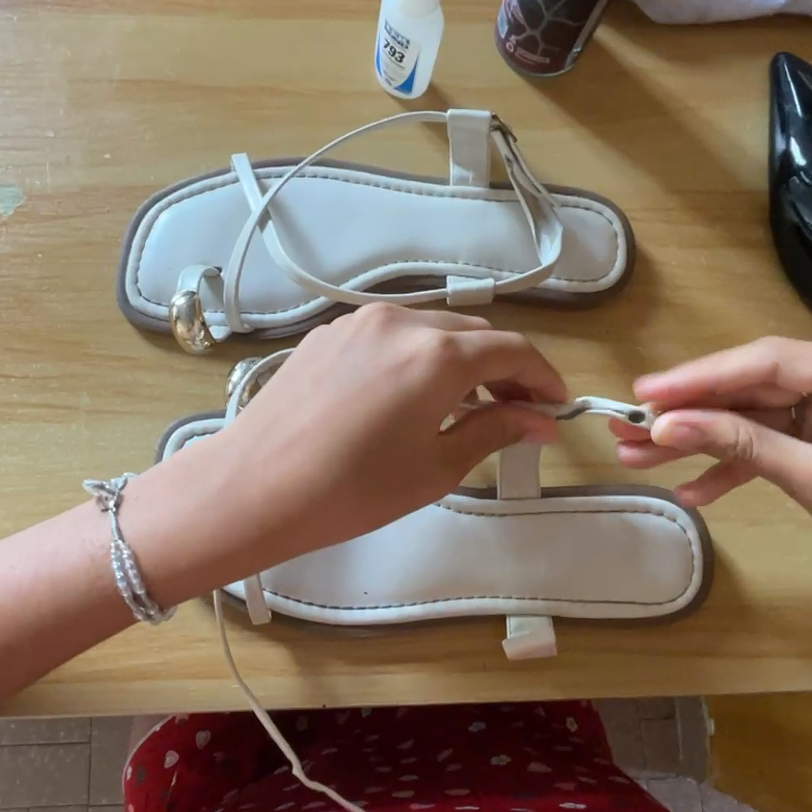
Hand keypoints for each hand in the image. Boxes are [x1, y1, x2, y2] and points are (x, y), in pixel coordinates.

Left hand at [167, 305, 565, 568]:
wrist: (254, 486)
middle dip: (504, 370)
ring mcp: (357, 322)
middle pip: (473, 334)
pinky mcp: (326, 334)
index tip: (556, 407)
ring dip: (459, 361)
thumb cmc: (352, 490)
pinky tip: (409, 395)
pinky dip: (415, 357)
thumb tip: (542, 421)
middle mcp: (400, 320)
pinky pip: (388, 335)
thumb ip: (495, 431)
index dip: (544, 378)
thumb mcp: (435, 467)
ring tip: (465, 406)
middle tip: (517, 412)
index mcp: (437, 354)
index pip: (513, 350)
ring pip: (430, 330)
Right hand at [614, 337, 811, 603]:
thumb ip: (742, 445)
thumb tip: (665, 425)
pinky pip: (775, 439)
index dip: (701, 376)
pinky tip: (692, 487)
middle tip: (626, 424)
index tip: (645, 392)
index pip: (773, 362)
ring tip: (637, 456)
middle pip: (756, 386)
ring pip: (755, 415)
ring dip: (700, 441)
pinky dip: (736, 463)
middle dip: (690, 412)